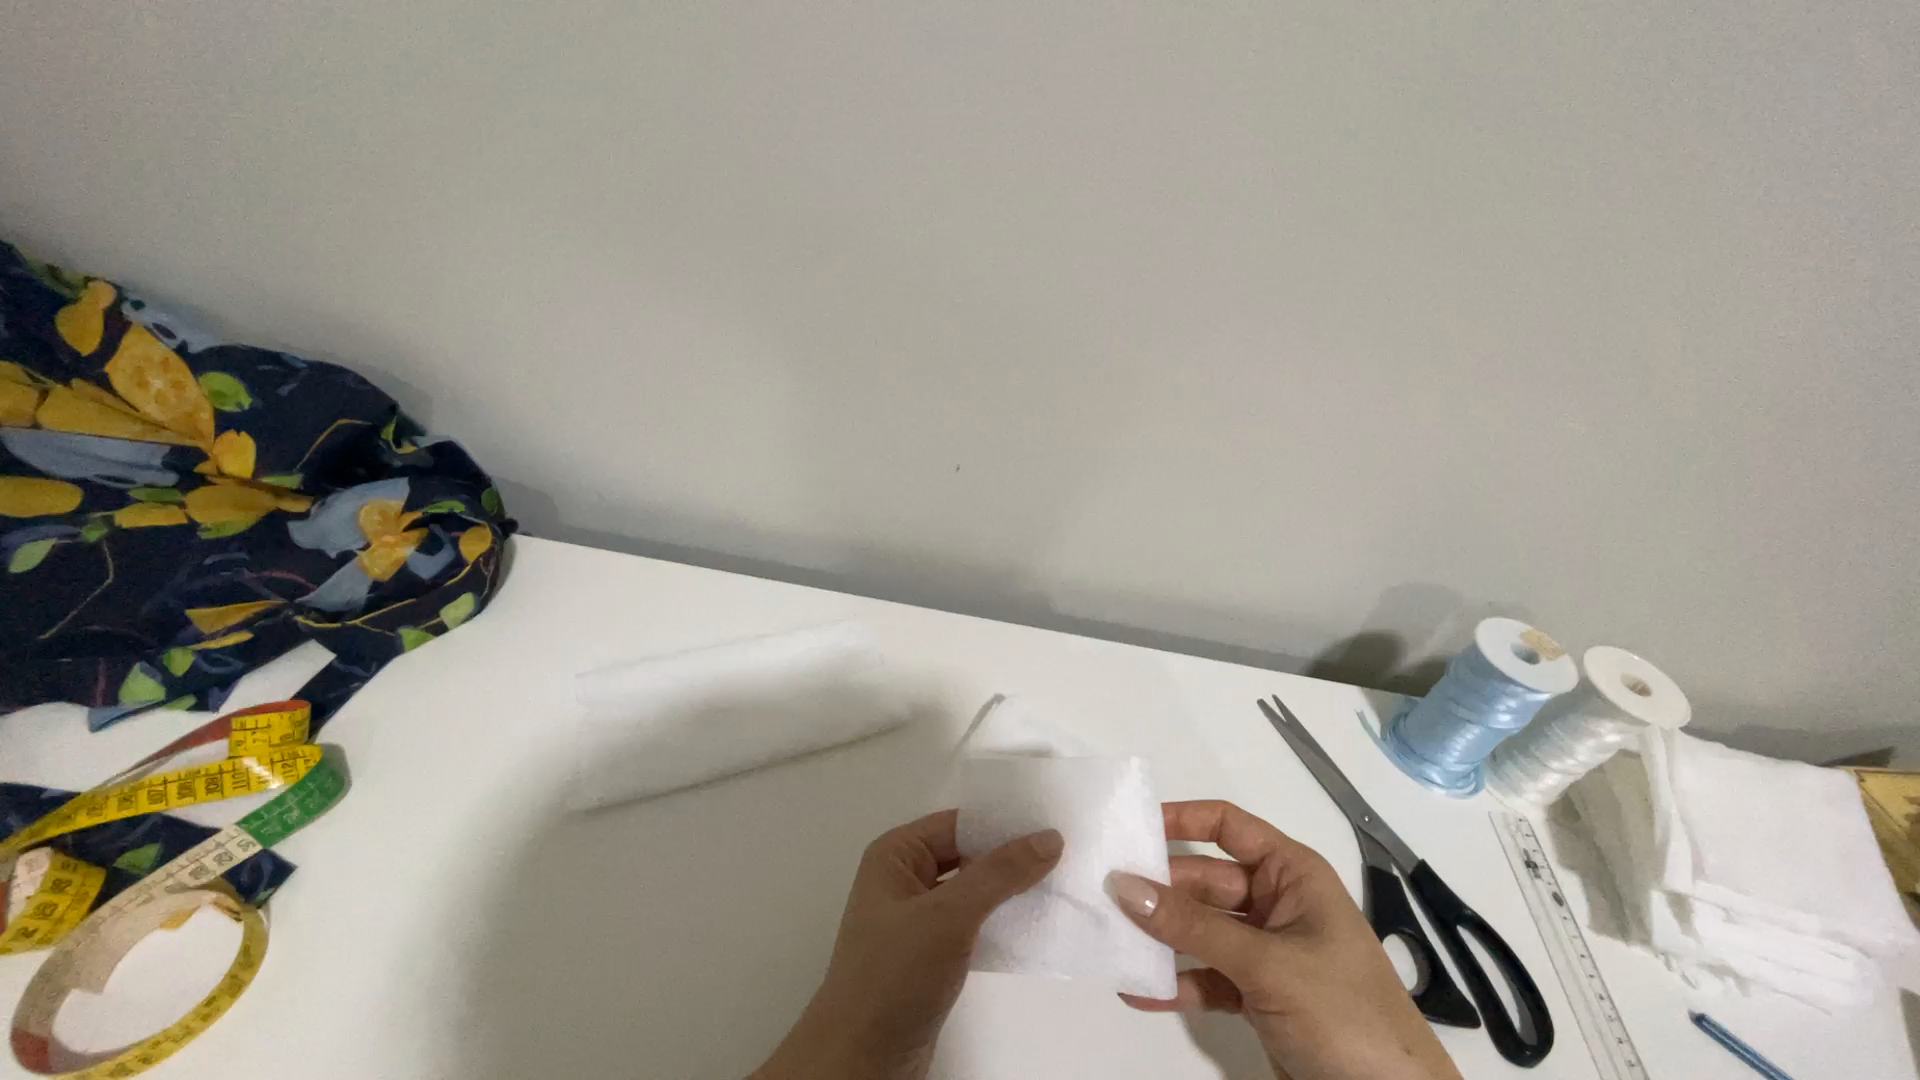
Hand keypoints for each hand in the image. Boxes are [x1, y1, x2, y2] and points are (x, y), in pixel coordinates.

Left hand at [751, 810, 1063, 1079]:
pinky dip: (1002, 921)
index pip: (959, 824)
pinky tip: (1038, 924)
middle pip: (968, 855)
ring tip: (1062, 884)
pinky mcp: (932, 954)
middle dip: (1012, 856)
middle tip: (1068, 853)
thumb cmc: (895, 974)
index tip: (1054, 822)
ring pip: (974, 891)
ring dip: (1011, 890)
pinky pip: (974, 923)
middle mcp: (905, 878)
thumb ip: (1000, 874)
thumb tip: (1050, 837)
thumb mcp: (949, 916)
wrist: (861, 1060)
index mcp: (896, 854)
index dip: (1003, 822)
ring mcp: (918, 918)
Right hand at [1109, 800, 1461, 1079]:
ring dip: (1160, 938)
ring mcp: (1266, 952)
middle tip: (1100, 893)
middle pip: (1203, 881)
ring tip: (1107, 939)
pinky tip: (1137, 990)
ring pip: (1200, 930)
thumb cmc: (1343, 1012)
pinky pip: (1206, 976)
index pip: (1228, 827)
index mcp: (1292, 874)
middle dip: (1157, 890)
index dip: (1181, 819)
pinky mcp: (1258, 996)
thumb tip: (1122, 886)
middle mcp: (1276, 903)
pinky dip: (1176, 983)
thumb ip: (1193, 927)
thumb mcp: (1266, 964)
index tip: (1130, 826)